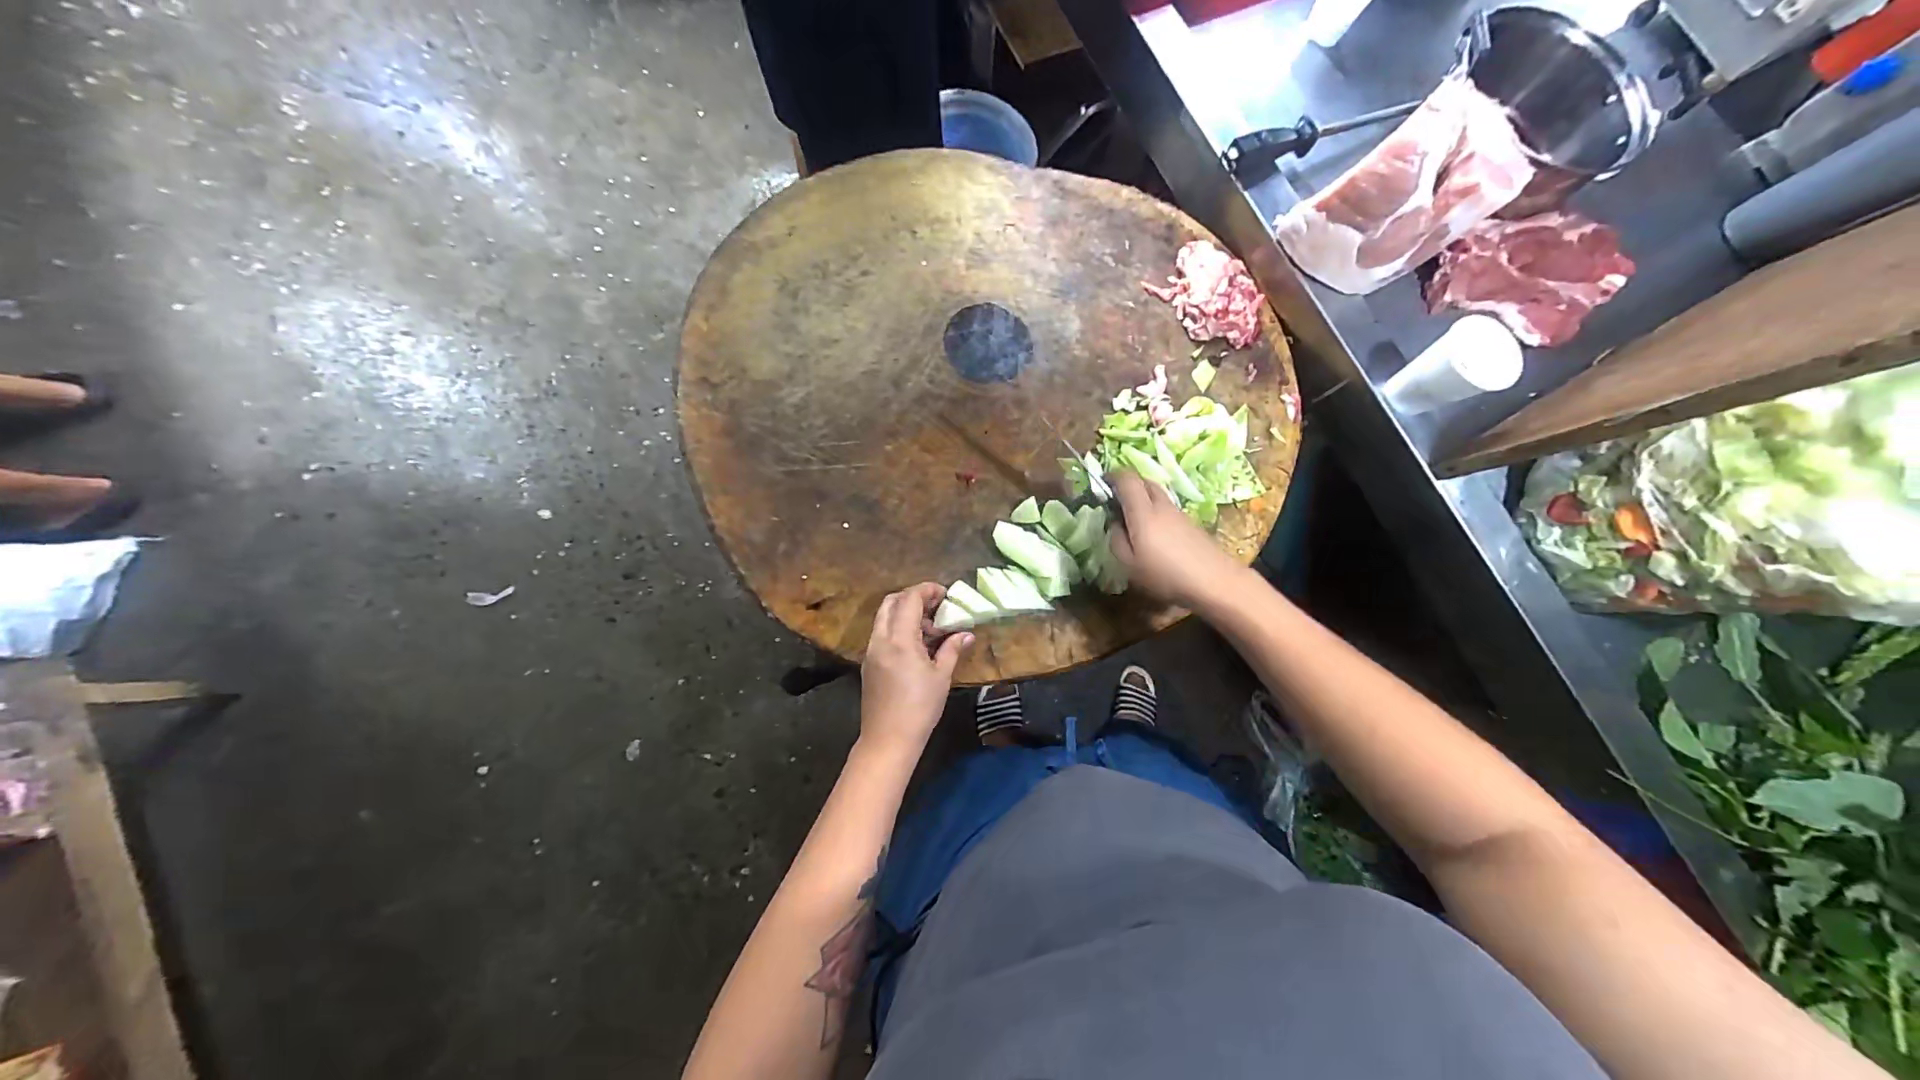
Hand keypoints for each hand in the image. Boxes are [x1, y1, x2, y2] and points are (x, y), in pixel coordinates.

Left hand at [858, 583, 972, 755]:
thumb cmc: (920, 708)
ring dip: (904, 613)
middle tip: (935, 606)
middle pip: (891, 602)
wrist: (888, 739)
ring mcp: (871, 651)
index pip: (909, 599)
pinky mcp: (868, 663)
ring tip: (928, 628)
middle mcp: (880, 639)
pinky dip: (896, 628)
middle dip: (913, 597)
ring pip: (883, 617)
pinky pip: (881, 634)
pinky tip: (915, 645)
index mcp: (899, 639)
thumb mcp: (941, 677)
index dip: (927, 590)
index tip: (944, 593)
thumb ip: (952, 649)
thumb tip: (965, 634)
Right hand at [1106, 470, 1249, 611]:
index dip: (1113, 477)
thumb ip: (1117, 540)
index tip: (1102, 483)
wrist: (1215, 581)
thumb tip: (1114, 523)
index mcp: (1143, 512)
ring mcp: (1179, 513)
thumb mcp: (1129, 565)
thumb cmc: (1166, 574)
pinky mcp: (1191, 523)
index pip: (1127, 480)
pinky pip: (1168, 509)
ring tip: (1134, 520)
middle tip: (1116, 501)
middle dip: (1128, 485)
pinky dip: (1156, 512)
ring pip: (1158, 495)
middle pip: (1145, 481)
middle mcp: (1162, 505)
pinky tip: (1155, 534)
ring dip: (1143, 499)